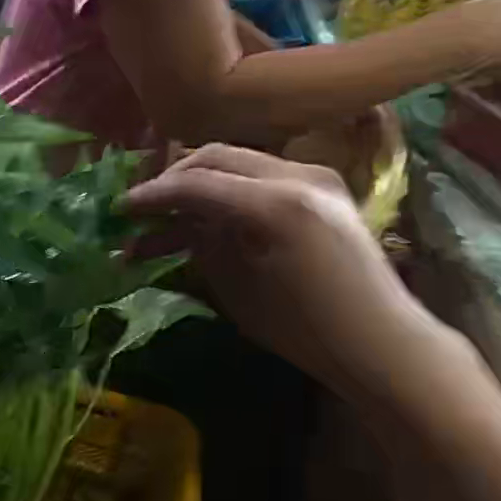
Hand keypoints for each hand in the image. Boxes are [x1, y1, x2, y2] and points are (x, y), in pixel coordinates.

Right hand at [124, 144, 451, 393]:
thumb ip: (198, 241)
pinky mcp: (321, 188)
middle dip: (171, 181)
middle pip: (214, 158)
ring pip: (235, 162)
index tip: (121, 209)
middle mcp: (296, 175)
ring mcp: (314, 176)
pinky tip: (203, 218)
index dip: (152, 195)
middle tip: (142, 208)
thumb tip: (168, 222)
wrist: (380, 342)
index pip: (195, 183)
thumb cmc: (303, 328)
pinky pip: (258, 176)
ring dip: (197, 185)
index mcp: (273, 203)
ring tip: (165, 219)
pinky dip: (226, 191)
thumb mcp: (234, 287)